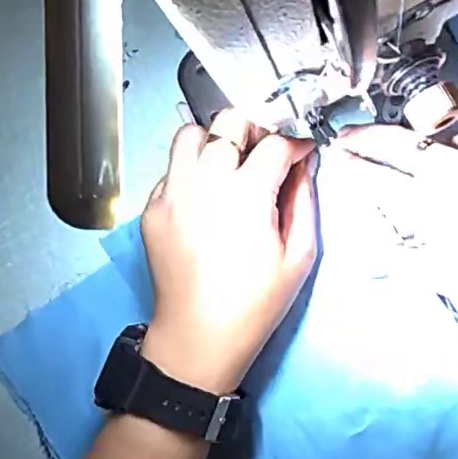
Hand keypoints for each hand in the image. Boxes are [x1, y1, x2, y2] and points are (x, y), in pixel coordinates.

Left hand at [140, 110, 318, 393]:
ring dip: (216, 140)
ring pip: (190, 133)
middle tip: (266, 153)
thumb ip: (304, 202)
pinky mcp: (153, 208)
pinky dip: (192, 169)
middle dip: (255, 130)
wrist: (199, 336)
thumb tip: (303, 167)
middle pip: (229, 122)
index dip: (296, 143)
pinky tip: (207, 196)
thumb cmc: (254, 303)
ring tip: (231, 165)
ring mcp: (173, 193)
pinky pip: (172, 168)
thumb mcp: (299, 256)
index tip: (302, 152)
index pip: (276, 142)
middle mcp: (205, 183)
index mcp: (247, 195)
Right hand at [334, 127, 457, 376]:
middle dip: (376, 139)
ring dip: (446, 160)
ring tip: (453, 185)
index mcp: (447, 217)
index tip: (340, 153)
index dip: (356, 163)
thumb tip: (397, 248)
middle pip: (410, 145)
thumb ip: (430, 263)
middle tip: (356, 137)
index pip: (383, 179)